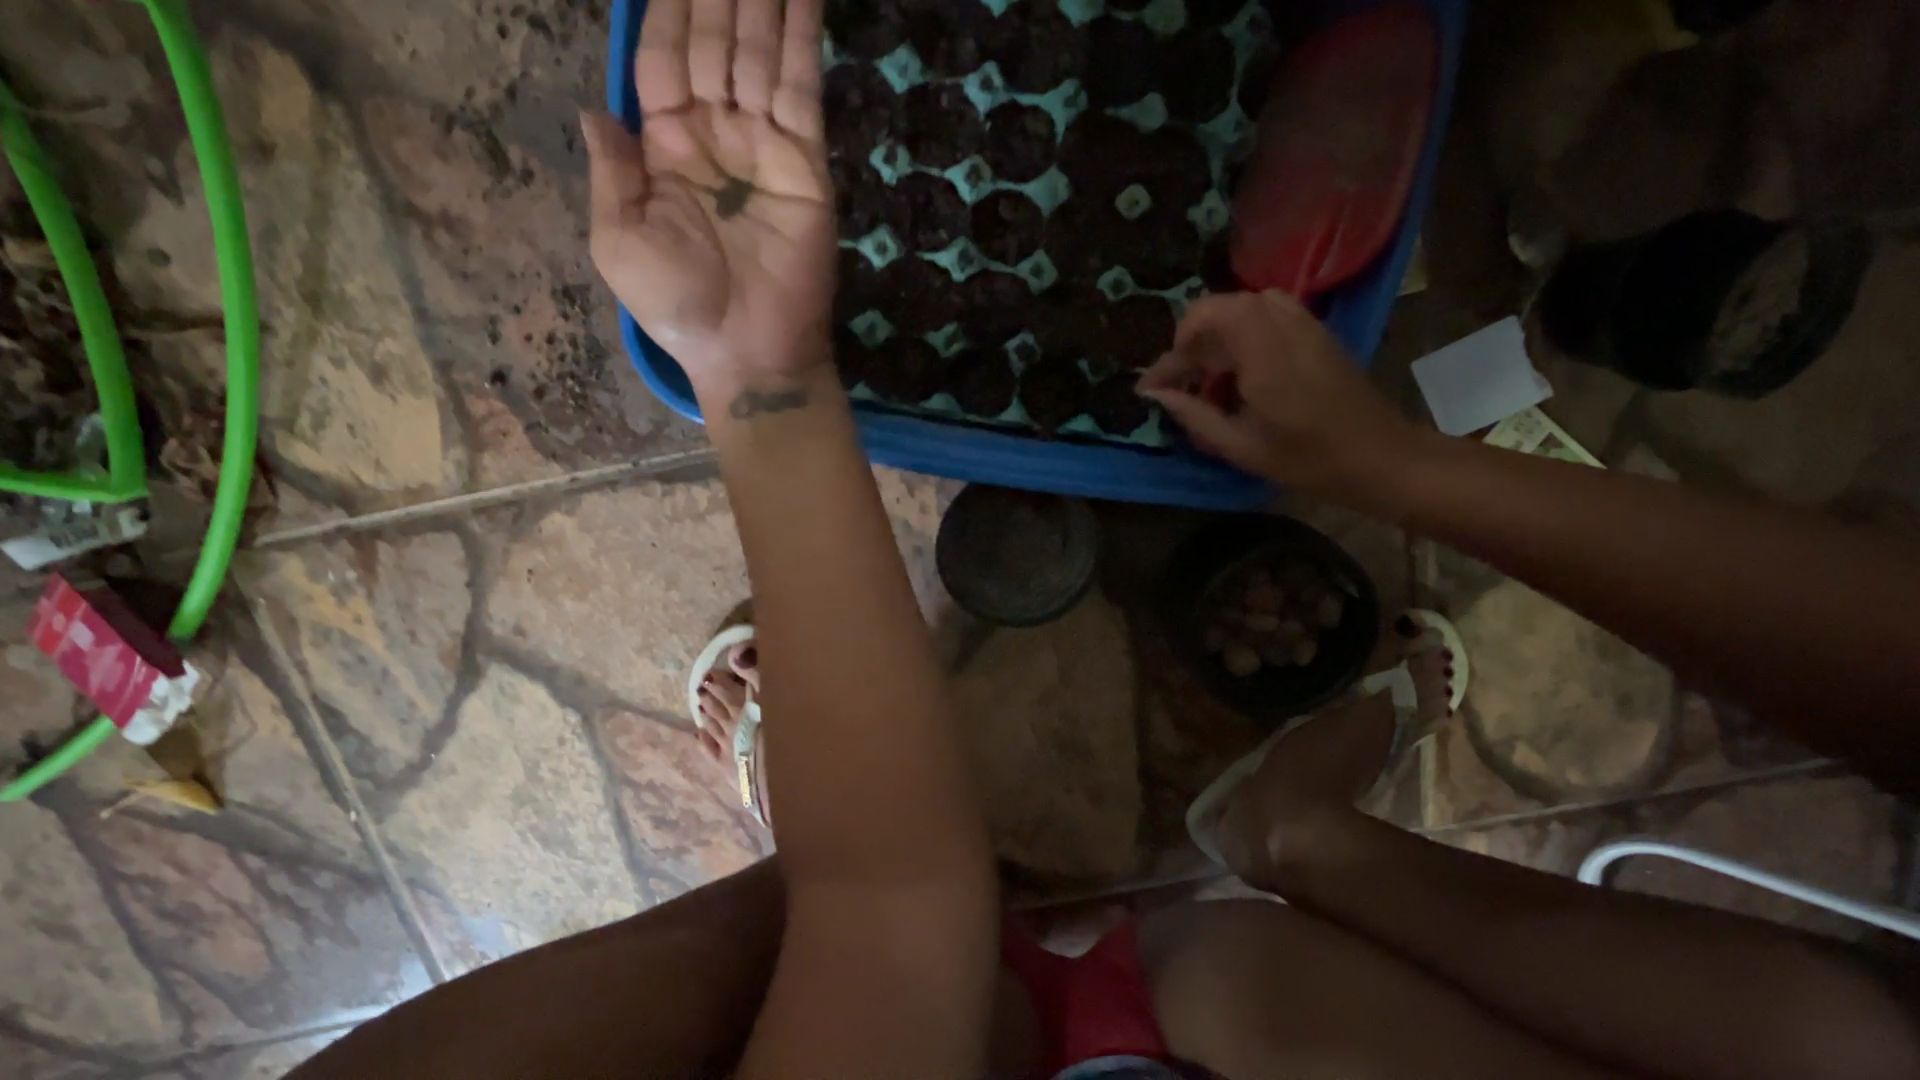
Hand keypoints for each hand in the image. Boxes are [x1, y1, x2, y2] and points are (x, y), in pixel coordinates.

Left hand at [583, 0, 834, 399]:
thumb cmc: (676, 304)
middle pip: (711, 43)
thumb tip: (596, 110)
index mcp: (664, 149)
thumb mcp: (619, 240)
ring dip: (759, 2)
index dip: (667, 10)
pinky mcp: (804, 159)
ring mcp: (762, 144)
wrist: (746, 350)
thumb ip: (613, 171)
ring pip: (756, 53)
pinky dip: (800, 37)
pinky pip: (799, 86)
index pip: (664, 58)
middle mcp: (713, 135)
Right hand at [1138, 291, 1422, 494]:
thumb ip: (1192, 414)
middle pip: (1219, 309)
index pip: (1201, 320)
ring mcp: (1302, 322)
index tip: (1153, 386)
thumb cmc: (1306, 457)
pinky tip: (1240, 376)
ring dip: (1217, 338)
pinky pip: (1266, 317)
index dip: (1172, 352)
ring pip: (1242, 310)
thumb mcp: (1239, 445)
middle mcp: (1281, 322)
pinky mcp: (1314, 331)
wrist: (1378, 455)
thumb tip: (1155, 393)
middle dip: (1191, 343)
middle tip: (1179, 384)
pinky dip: (1242, 337)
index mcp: (1261, 348)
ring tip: (1208, 380)